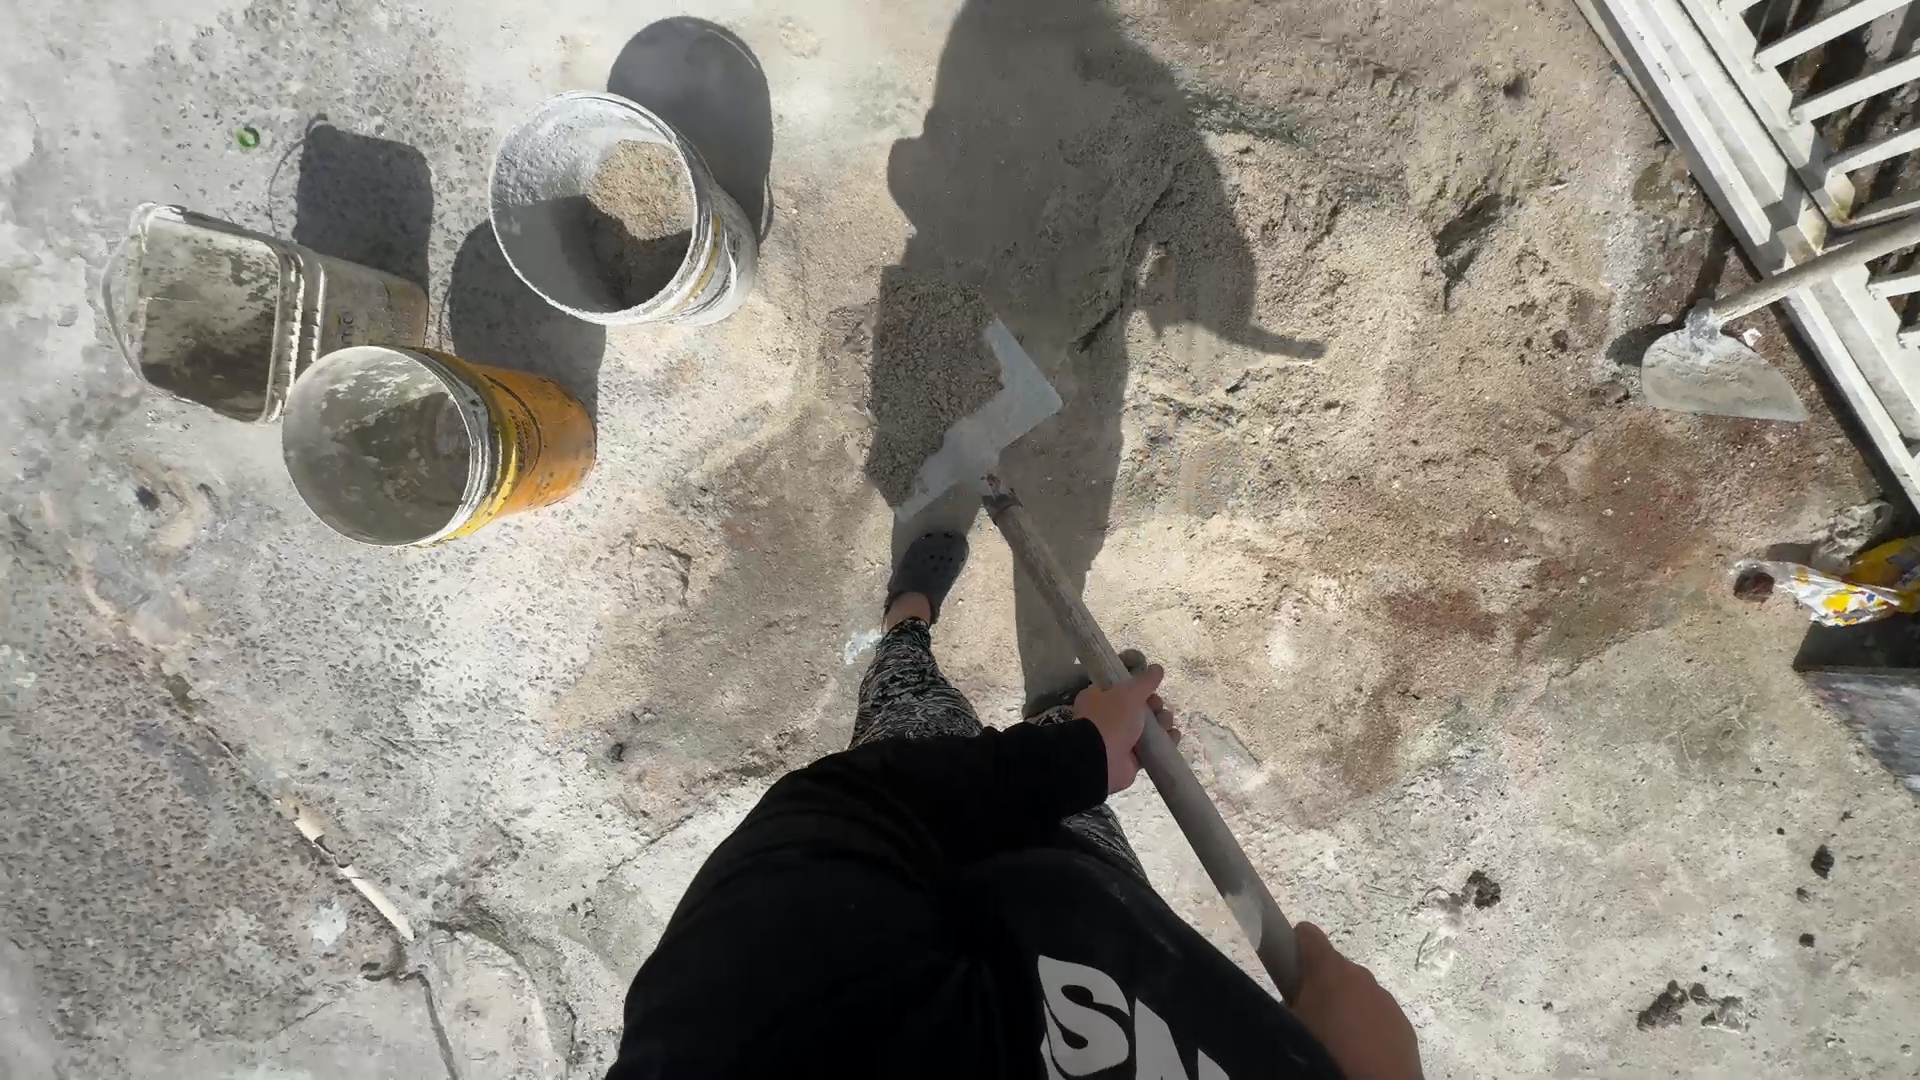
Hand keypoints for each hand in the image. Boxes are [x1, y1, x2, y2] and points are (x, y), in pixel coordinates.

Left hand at [1072, 665, 1178, 792]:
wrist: (1102, 760)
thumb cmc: (1111, 719)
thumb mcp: (1128, 694)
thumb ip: (1145, 681)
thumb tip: (1157, 668)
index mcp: (1098, 698)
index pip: (1122, 689)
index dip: (1139, 688)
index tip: (1151, 689)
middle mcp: (1107, 717)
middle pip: (1139, 708)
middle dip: (1154, 706)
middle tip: (1158, 708)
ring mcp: (1119, 738)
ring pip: (1148, 727)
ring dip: (1162, 723)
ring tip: (1166, 724)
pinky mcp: (1131, 758)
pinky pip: (1152, 748)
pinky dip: (1164, 742)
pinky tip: (1173, 737)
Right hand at [1290, 922, 1423, 1079]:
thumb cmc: (1327, 1051)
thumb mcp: (1290, 1022)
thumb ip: (1288, 999)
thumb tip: (1293, 997)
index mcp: (1327, 969)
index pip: (1308, 932)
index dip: (1296, 945)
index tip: (1291, 969)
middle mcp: (1358, 974)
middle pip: (1334, 964)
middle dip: (1322, 982)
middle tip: (1313, 1015)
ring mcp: (1384, 997)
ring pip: (1357, 988)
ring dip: (1346, 1003)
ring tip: (1340, 1037)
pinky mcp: (1402, 1022)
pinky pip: (1378, 1010)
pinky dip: (1368, 1022)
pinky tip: (1363, 1050)